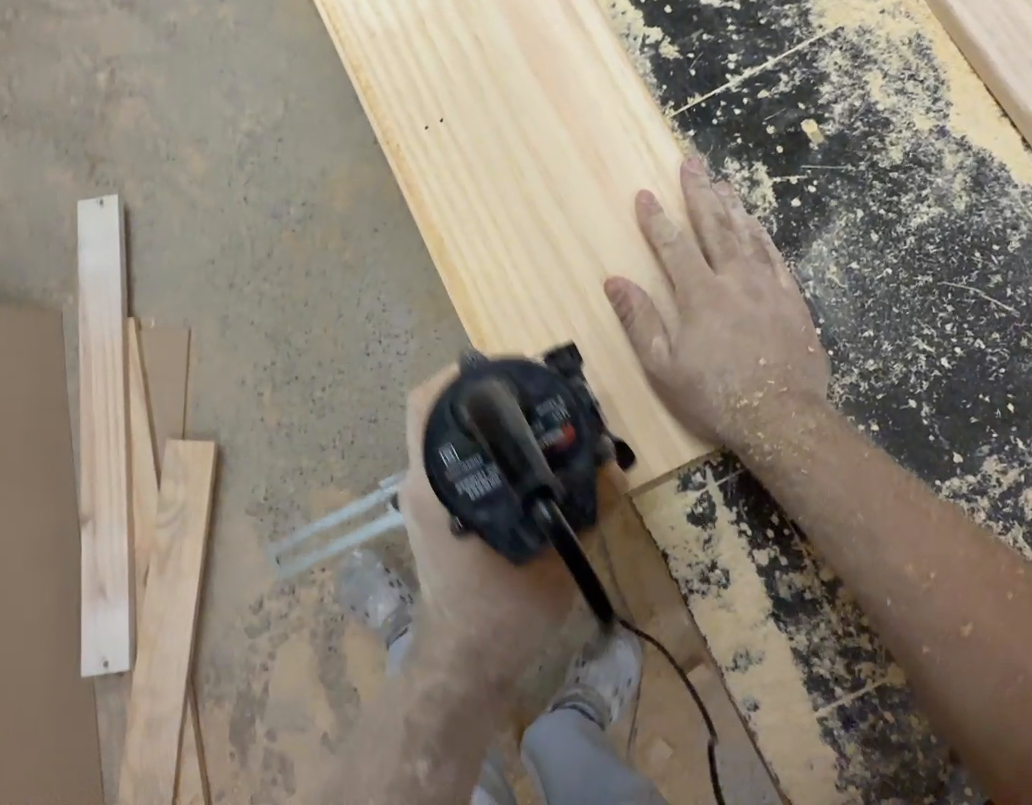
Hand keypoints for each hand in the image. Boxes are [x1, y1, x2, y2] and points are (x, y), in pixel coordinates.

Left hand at [396, 366, 581, 679]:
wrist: (467, 661)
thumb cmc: (505, 612)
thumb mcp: (555, 555)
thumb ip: (584, 503)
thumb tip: (610, 458)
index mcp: (437, 483)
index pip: (431, 401)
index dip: (467, 373)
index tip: (513, 369)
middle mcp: (420, 480)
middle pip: (435, 408)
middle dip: (479, 388)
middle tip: (529, 387)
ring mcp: (422, 496)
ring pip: (443, 432)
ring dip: (479, 414)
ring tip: (529, 412)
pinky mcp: (431, 511)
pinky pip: (450, 458)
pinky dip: (479, 443)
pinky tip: (520, 454)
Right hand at [604, 158, 832, 451]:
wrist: (781, 416)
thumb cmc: (714, 394)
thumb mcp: (663, 366)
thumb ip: (639, 320)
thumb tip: (614, 282)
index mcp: (699, 294)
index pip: (673, 245)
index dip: (656, 219)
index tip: (645, 193)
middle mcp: (734, 280)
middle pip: (714, 226)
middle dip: (699, 193)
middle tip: (691, 163)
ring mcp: (768, 287)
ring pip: (747, 235)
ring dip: (731, 206)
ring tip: (721, 181)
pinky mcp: (793, 300)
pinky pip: (775, 257)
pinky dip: (763, 236)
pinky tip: (756, 225)